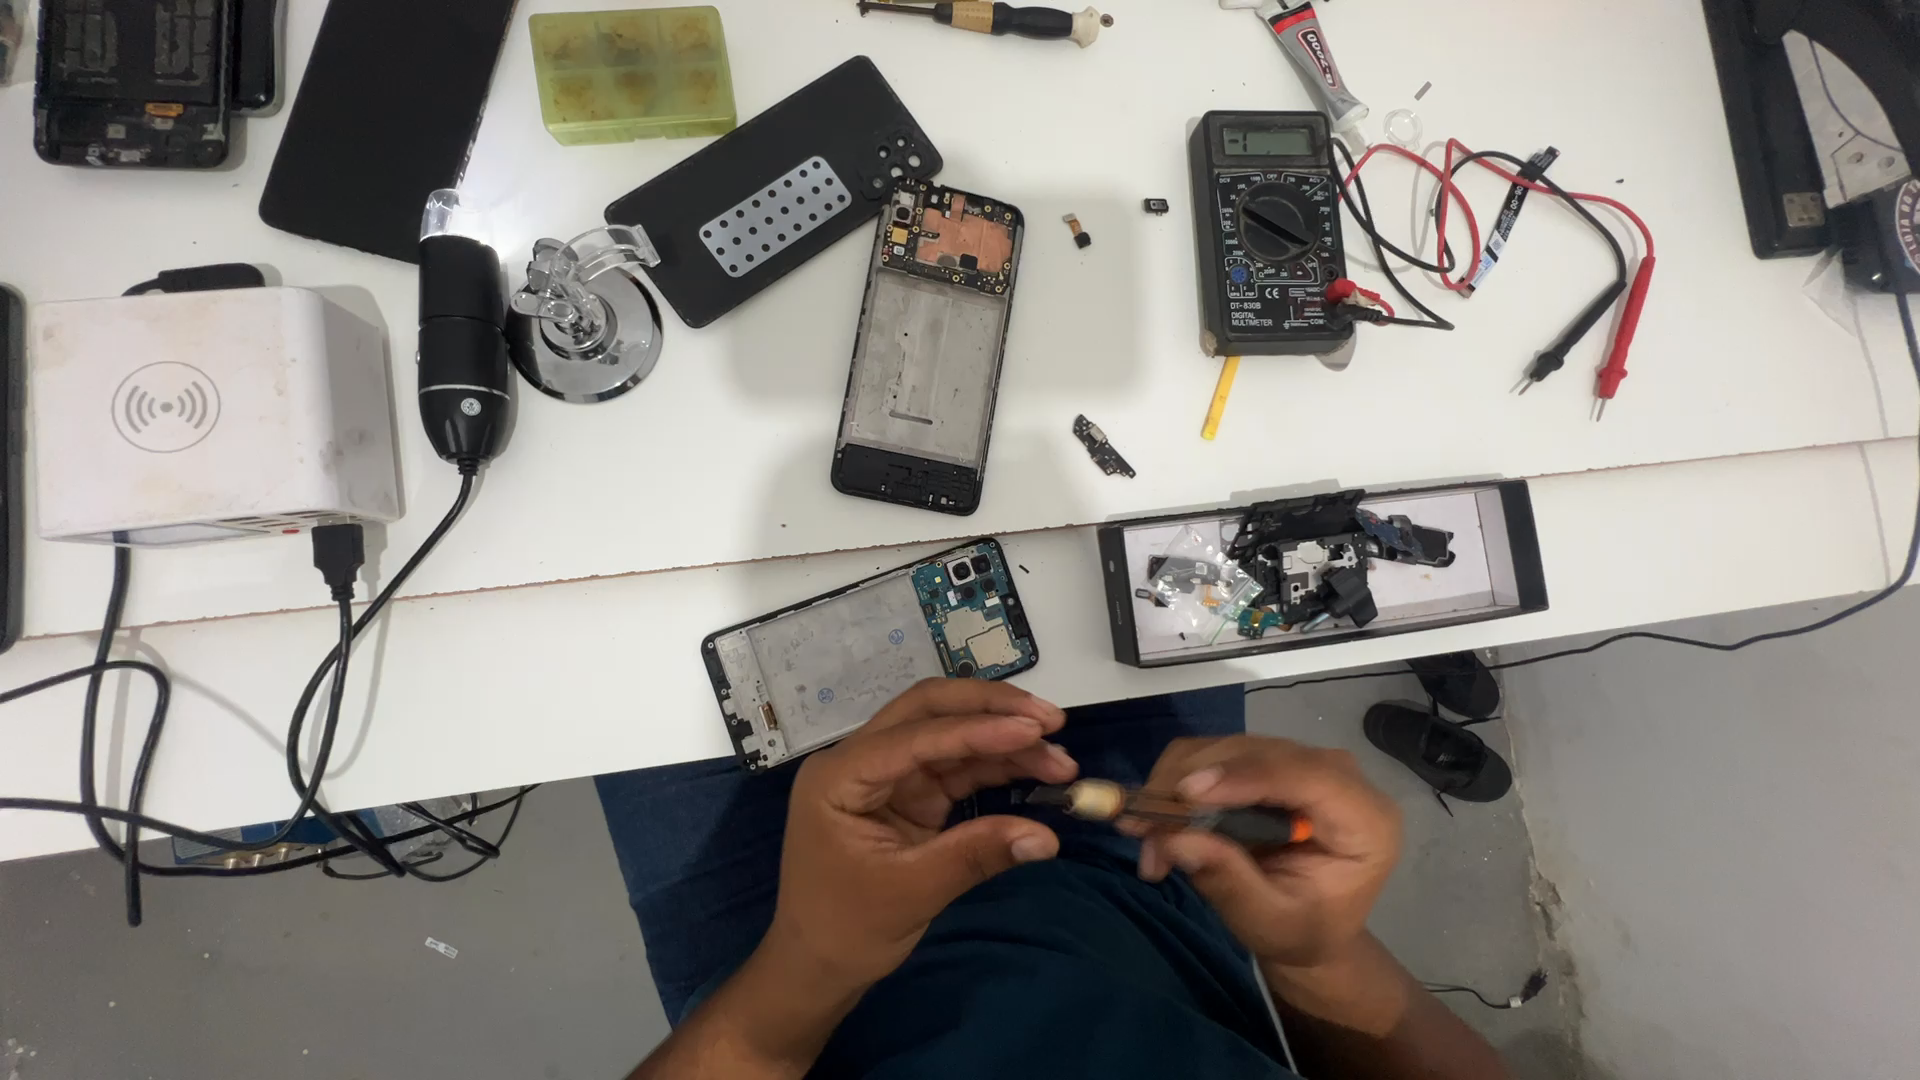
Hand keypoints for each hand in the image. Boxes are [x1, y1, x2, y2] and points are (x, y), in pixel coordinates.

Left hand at [760, 678, 1077, 991]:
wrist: (817, 965)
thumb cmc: (846, 929)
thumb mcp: (911, 892)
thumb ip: (976, 855)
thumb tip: (1047, 838)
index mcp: (840, 775)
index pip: (914, 736)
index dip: (976, 730)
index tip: (1034, 730)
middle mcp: (860, 758)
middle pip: (929, 709)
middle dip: (991, 709)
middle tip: (1051, 720)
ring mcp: (888, 771)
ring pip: (950, 733)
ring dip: (1003, 739)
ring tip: (1060, 758)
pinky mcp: (911, 789)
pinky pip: (957, 764)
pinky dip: (996, 764)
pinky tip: (1035, 768)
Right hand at [1132, 736, 1400, 970]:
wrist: (1307, 923)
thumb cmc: (1302, 929)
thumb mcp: (1271, 923)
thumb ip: (1230, 882)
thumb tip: (1174, 841)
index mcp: (1364, 817)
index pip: (1306, 774)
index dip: (1245, 775)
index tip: (1188, 794)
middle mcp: (1333, 773)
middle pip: (1253, 753)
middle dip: (1190, 785)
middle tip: (1143, 829)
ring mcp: (1292, 759)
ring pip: (1220, 748)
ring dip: (1172, 785)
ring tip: (1144, 837)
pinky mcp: (1257, 757)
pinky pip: (1204, 753)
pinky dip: (1171, 783)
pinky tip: (1155, 823)